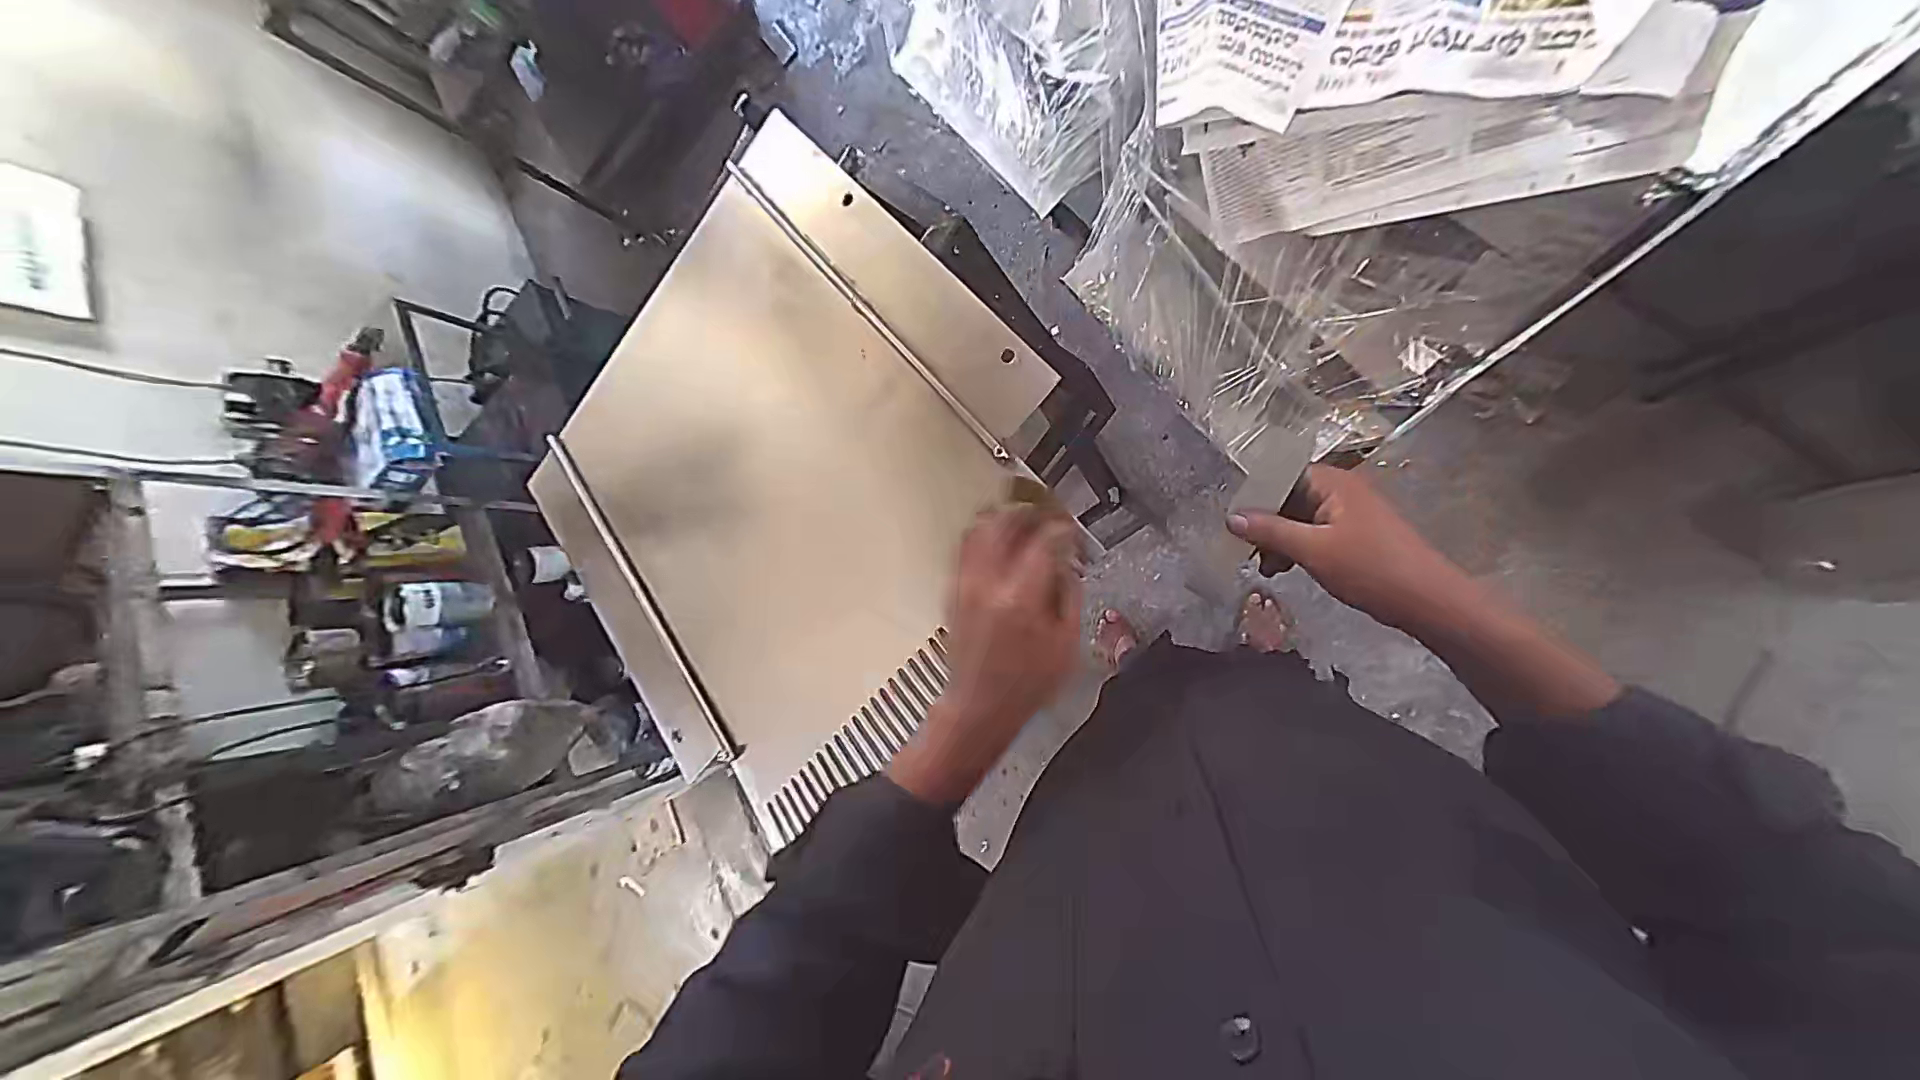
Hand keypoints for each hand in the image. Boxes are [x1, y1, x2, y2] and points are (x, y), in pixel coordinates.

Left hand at [887, 507, 1081, 805]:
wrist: (980, 706)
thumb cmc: (1024, 684)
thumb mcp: (1066, 643)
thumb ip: (1069, 594)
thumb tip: (1067, 563)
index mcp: (1021, 597)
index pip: (1043, 539)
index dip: (1062, 526)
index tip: (1070, 529)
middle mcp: (988, 584)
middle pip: (1004, 520)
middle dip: (1030, 510)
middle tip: (1046, 514)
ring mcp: (965, 585)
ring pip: (979, 528)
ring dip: (1003, 517)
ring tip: (1023, 522)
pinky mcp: (953, 591)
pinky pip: (965, 547)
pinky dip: (984, 536)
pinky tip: (999, 543)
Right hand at [1228, 465, 1469, 631]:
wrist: (1429, 602)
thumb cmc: (1371, 569)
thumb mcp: (1312, 550)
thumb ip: (1270, 531)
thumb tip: (1231, 517)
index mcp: (1333, 483)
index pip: (1280, 475)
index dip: (1254, 496)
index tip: (1233, 521)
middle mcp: (1341, 491)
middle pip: (1287, 497)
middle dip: (1264, 523)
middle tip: (1247, 550)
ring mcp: (1349, 513)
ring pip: (1298, 518)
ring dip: (1278, 540)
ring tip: (1267, 567)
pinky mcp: (1354, 535)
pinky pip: (1313, 533)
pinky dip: (1296, 548)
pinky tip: (1285, 568)